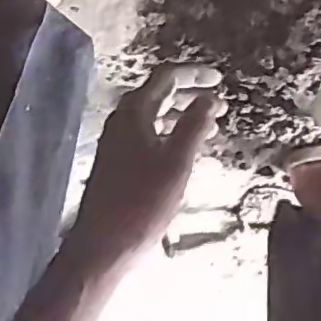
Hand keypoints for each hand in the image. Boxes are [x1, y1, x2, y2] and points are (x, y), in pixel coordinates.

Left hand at [66, 64, 222, 268]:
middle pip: (160, 92)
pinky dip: (171, 131)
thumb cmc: (142, 203)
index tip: (219, 79)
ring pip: (155, 113)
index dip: (194, 74)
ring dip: (182, 114)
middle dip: (191, 93)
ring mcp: (118, 139)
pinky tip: (185, 148)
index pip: (166, 77)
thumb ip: (194, 125)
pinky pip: (149, 132)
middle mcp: (123, 118)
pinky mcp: (118, 159)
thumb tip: (210, 97)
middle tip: (219, 102)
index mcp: (135, 111)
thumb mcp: (177, 162)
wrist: (101, 246)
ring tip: (211, 125)